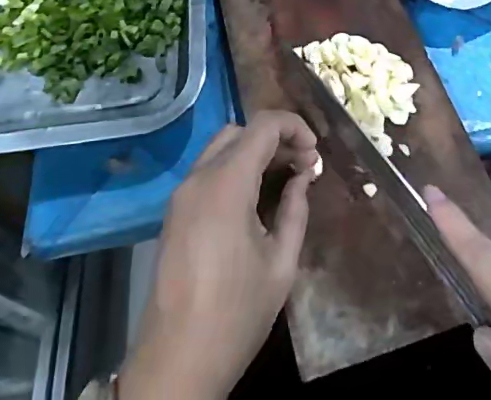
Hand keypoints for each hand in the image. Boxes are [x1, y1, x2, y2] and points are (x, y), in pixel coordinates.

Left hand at [118, 112, 320, 399]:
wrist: (175, 363)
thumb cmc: (236, 314)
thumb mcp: (281, 262)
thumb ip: (296, 209)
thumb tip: (303, 176)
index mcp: (225, 185)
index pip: (264, 126)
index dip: (295, 128)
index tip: (315, 155)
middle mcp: (198, 179)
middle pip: (241, 131)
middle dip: (277, 139)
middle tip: (305, 167)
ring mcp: (181, 196)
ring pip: (222, 147)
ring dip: (255, 152)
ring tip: (285, 179)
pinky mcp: (175, 214)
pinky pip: (209, 171)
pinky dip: (236, 168)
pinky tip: (257, 197)